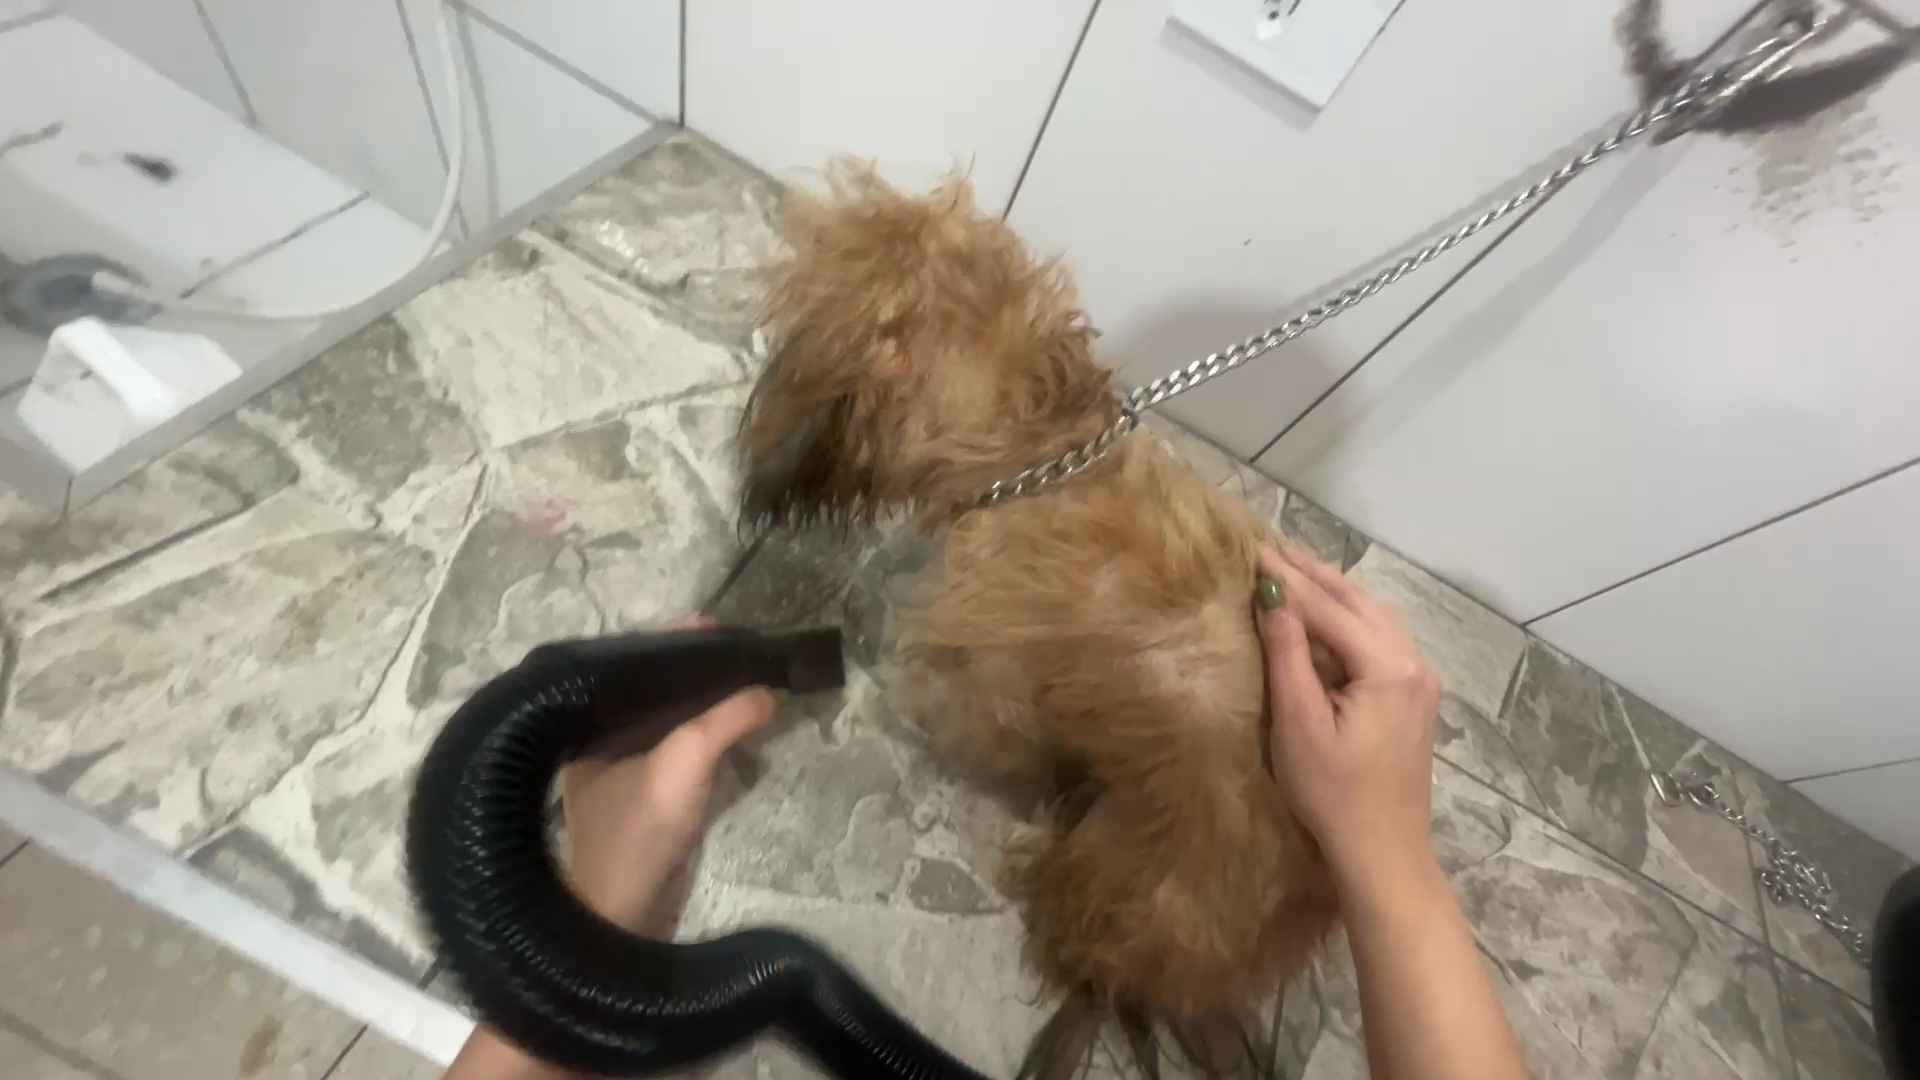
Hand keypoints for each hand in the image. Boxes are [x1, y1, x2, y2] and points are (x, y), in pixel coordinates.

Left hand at [560, 620, 774, 935]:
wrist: (623, 920)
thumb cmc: (638, 833)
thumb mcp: (684, 765)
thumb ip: (726, 721)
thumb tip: (771, 692)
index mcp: (589, 727)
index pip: (629, 668)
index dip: (671, 644)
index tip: (713, 626)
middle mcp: (601, 740)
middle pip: (653, 689)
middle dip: (697, 669)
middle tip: (740, 648)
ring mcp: (625, 768)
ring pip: (670, 717)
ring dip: (708, 698)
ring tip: (746, 675)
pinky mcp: (649, 791)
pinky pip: (681, 744)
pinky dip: (710, 729)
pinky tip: (737, 719)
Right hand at [1254, 545, 1441, 890]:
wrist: (1382, 850)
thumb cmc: (1332, 791)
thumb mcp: (1299, 722)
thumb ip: (1288, 654)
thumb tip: (1272, 596)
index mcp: (1388, 667)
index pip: (1328, 607)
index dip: (1286, 577)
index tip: (1249, 549)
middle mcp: (1412, 661)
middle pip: (1357, 600)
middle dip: (1310, 571)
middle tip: (1265, 547)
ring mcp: (1418, 677)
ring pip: (1371, 613)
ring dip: (1330, 587)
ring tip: (1289, 566)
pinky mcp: (1411, 692)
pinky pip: (1376, 633)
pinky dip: (1345, 611)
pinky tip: (1322, 608)